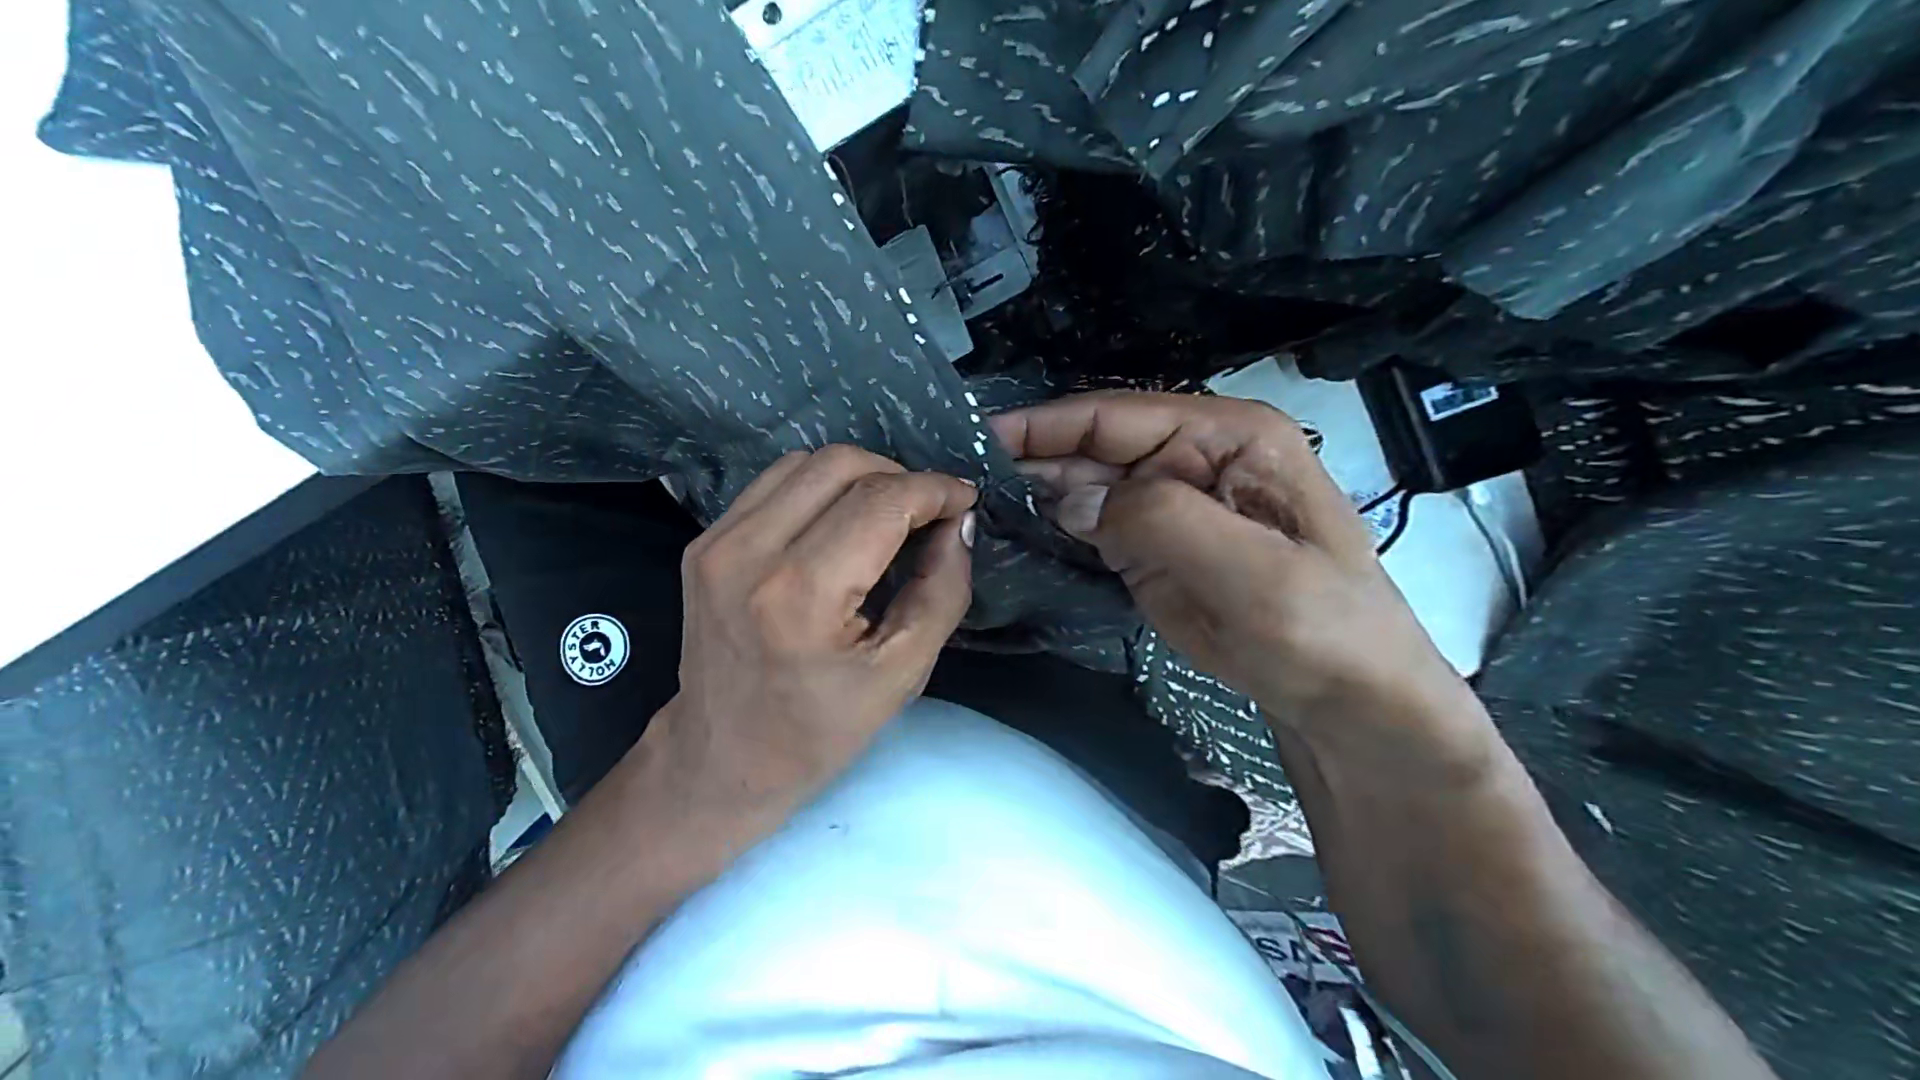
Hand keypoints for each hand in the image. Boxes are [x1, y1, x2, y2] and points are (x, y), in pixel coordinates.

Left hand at [649, 445, 977, 818]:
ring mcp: (716, 541)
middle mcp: (749, 553)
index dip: (934, 490)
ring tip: (889, 514)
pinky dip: (821, 487)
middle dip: (901, 477)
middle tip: (929, 512)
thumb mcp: (904, 673)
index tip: (965, 499)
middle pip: (842, 465)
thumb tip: (959, 522)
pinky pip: (775, 482)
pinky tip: (841, 521)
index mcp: (801, 596)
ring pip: (806, 461)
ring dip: (861, 476)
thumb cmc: (820, 731)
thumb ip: (943, 589)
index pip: (881, 503)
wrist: (722, 758)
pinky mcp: (705, 541)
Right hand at [990, 391, 1468, 729]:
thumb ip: (1162, 521)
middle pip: (1095, 446)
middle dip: (1032, 457)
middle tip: (964, 476)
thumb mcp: (1253, 571)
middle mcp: (1192, 458)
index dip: (1048, 425)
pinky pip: (1090, 526)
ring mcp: (1168, 505)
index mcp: (1228, 437)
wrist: (1343, 699)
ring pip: (1085, 485)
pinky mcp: (1150, 548)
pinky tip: (1013, 530)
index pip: (1119, 415)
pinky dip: (1052, 527)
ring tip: (974, 499)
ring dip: (1035, 492)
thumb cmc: (1320, 627)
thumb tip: (1071, 499)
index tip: (982, 437)